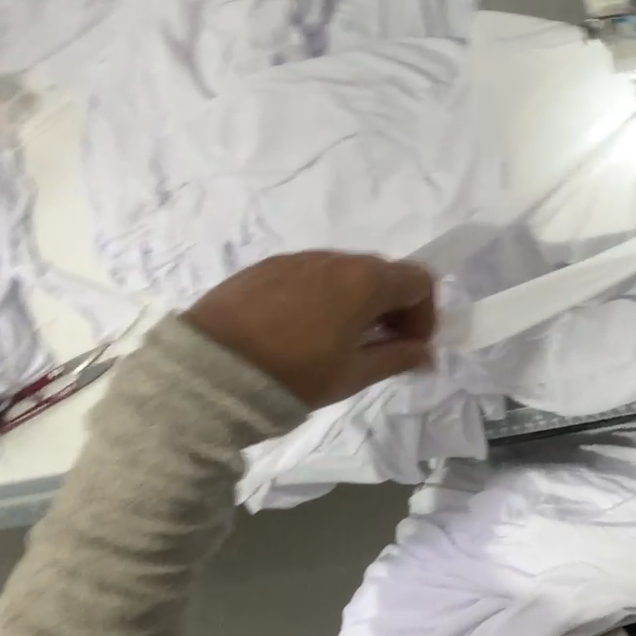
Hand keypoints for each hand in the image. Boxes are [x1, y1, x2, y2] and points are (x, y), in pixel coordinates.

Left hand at [183, 252, 435, 408]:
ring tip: (339, 340)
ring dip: (357, 302)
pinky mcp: (266, 267)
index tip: (410, 347)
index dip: (425, 315)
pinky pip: (311, 275)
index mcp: (366, 282)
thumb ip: (398, 358)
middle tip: (379, 346)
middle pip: (383, 273)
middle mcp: (336, 260)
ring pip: (346, 273)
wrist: (210, 371)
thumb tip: (424, 352)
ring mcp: (298, 260)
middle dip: (393, 308)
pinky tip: (302, 330)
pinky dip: (323, 297)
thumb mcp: (354, 375)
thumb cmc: (296, 375)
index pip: (420, 282)